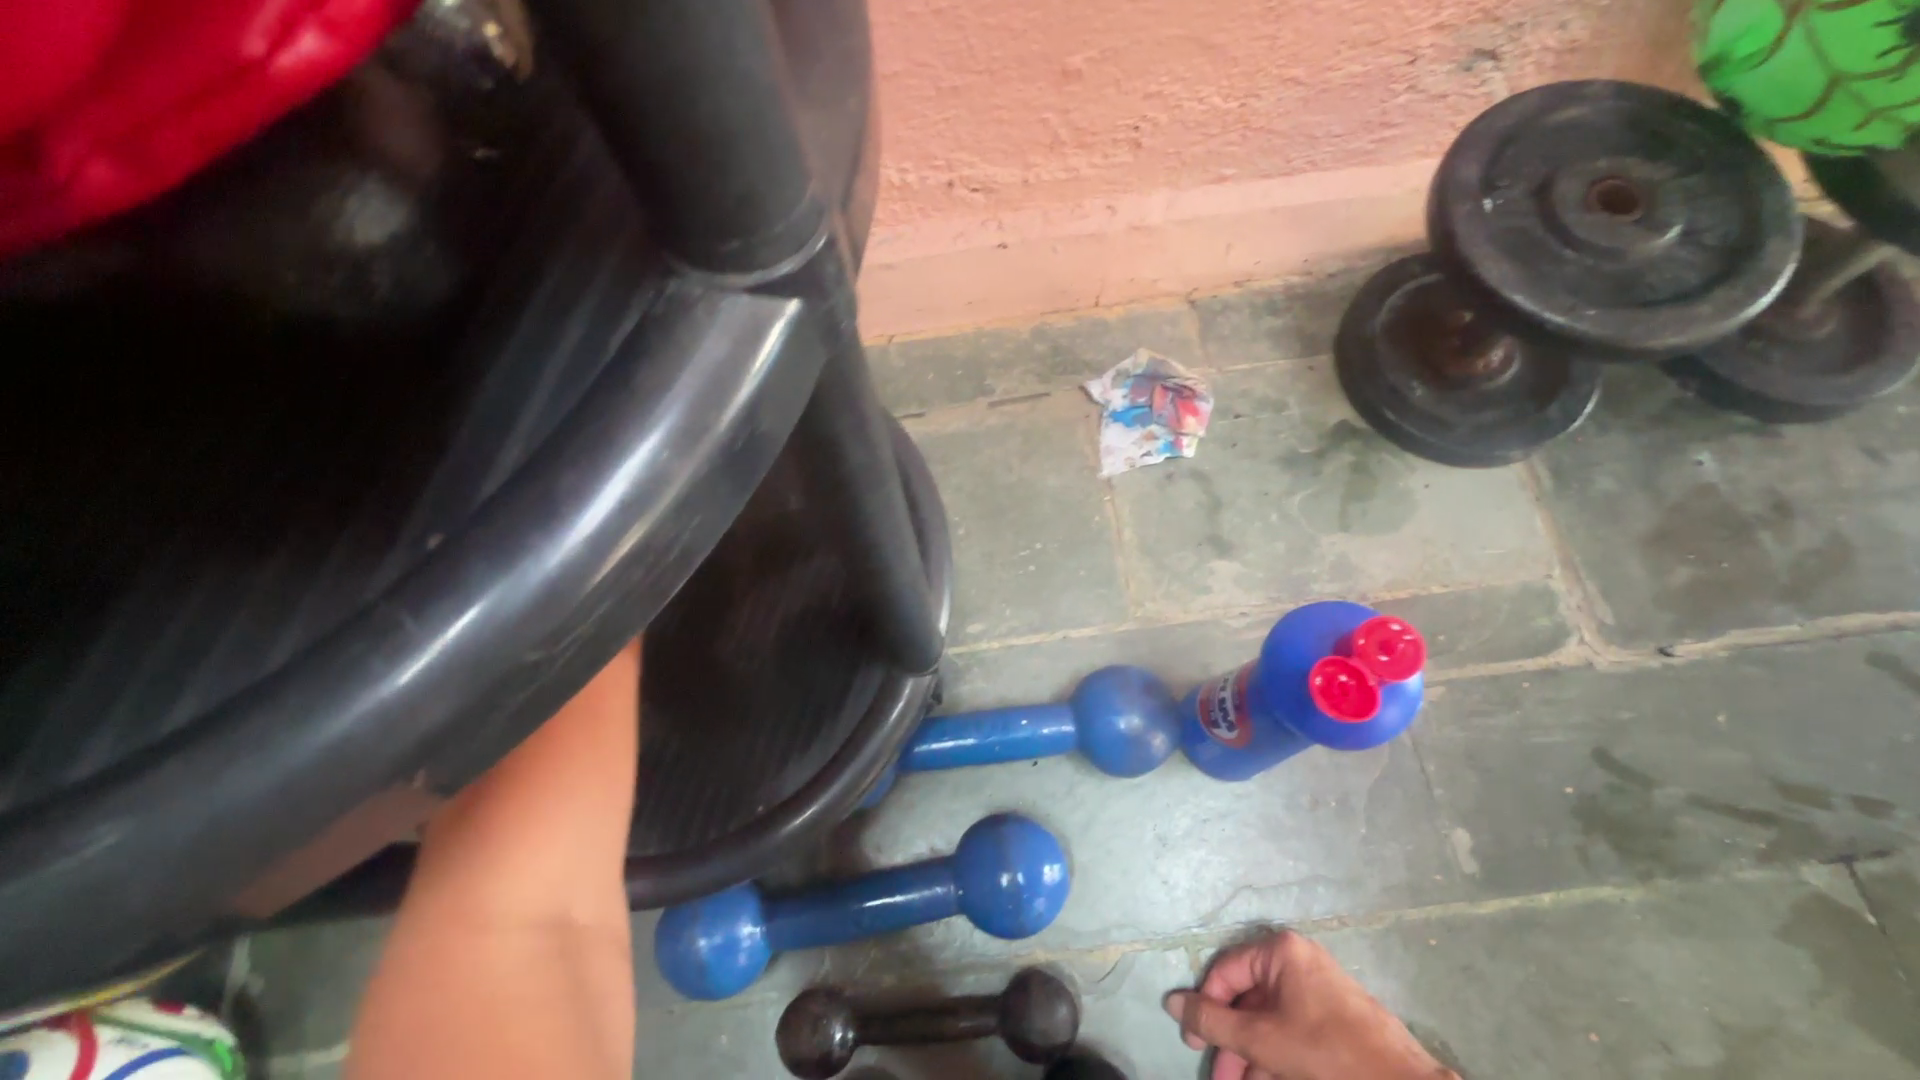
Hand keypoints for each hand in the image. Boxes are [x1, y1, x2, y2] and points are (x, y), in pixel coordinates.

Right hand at [1163, 929, 1453, 1079]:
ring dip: (1248, 1053)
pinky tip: (1263, 1079)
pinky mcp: (1335, 1015)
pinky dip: (1274, 1054)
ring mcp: (1319, 987)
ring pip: (1268, 1018)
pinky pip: (1291, 1028)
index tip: (1193, 1042)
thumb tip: (1171, 1001)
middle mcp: (1298, 960)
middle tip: (1218, 1075)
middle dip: (1229, 1040)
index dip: (1205, 1007)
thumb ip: (1211, 1020)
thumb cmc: (1324, 1051)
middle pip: (1247, 997)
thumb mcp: (1259, 1038)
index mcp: (1280, 951)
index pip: (1225, 971)